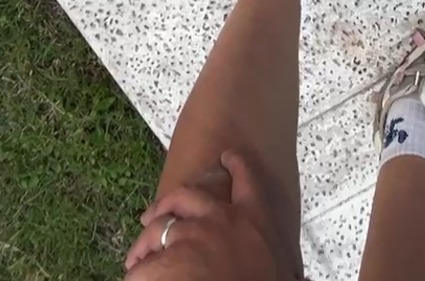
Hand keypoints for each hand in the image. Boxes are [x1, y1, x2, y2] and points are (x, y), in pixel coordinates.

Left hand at [124, 150, 294, 279]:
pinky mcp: (163, 260)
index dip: (236, 163)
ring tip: (137, 257)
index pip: (247, 178)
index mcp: (253, 219)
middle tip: (154, 213)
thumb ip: (288, 271)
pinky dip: (137, 273)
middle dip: (169, 202)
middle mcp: (219, 218)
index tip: (227, 155)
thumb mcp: (281, 276)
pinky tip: (137, 278)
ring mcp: (189, 236)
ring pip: (159, 227)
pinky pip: (142, 265)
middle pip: (187, 195)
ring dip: (145, 242)